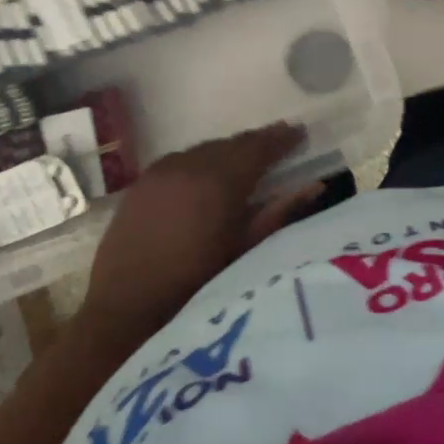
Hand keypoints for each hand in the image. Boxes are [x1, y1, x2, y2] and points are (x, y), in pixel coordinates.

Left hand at [81, 124, 319, 335]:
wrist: (126, 310)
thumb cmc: (197, 283)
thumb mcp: (247, 248)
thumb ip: (281, 212)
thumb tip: (316, 185)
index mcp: (221, 180)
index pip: (260, 147)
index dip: (283, 138)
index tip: (300, 133)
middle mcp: (190, 165)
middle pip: (232, 143)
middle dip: (256, 143)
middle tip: (278, 144)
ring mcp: (160, 172)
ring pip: (204, 149)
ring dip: (227, 151)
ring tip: (244, 160)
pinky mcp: (139, 185)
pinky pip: (179, 161)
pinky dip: (199, 161)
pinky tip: (205, 176)